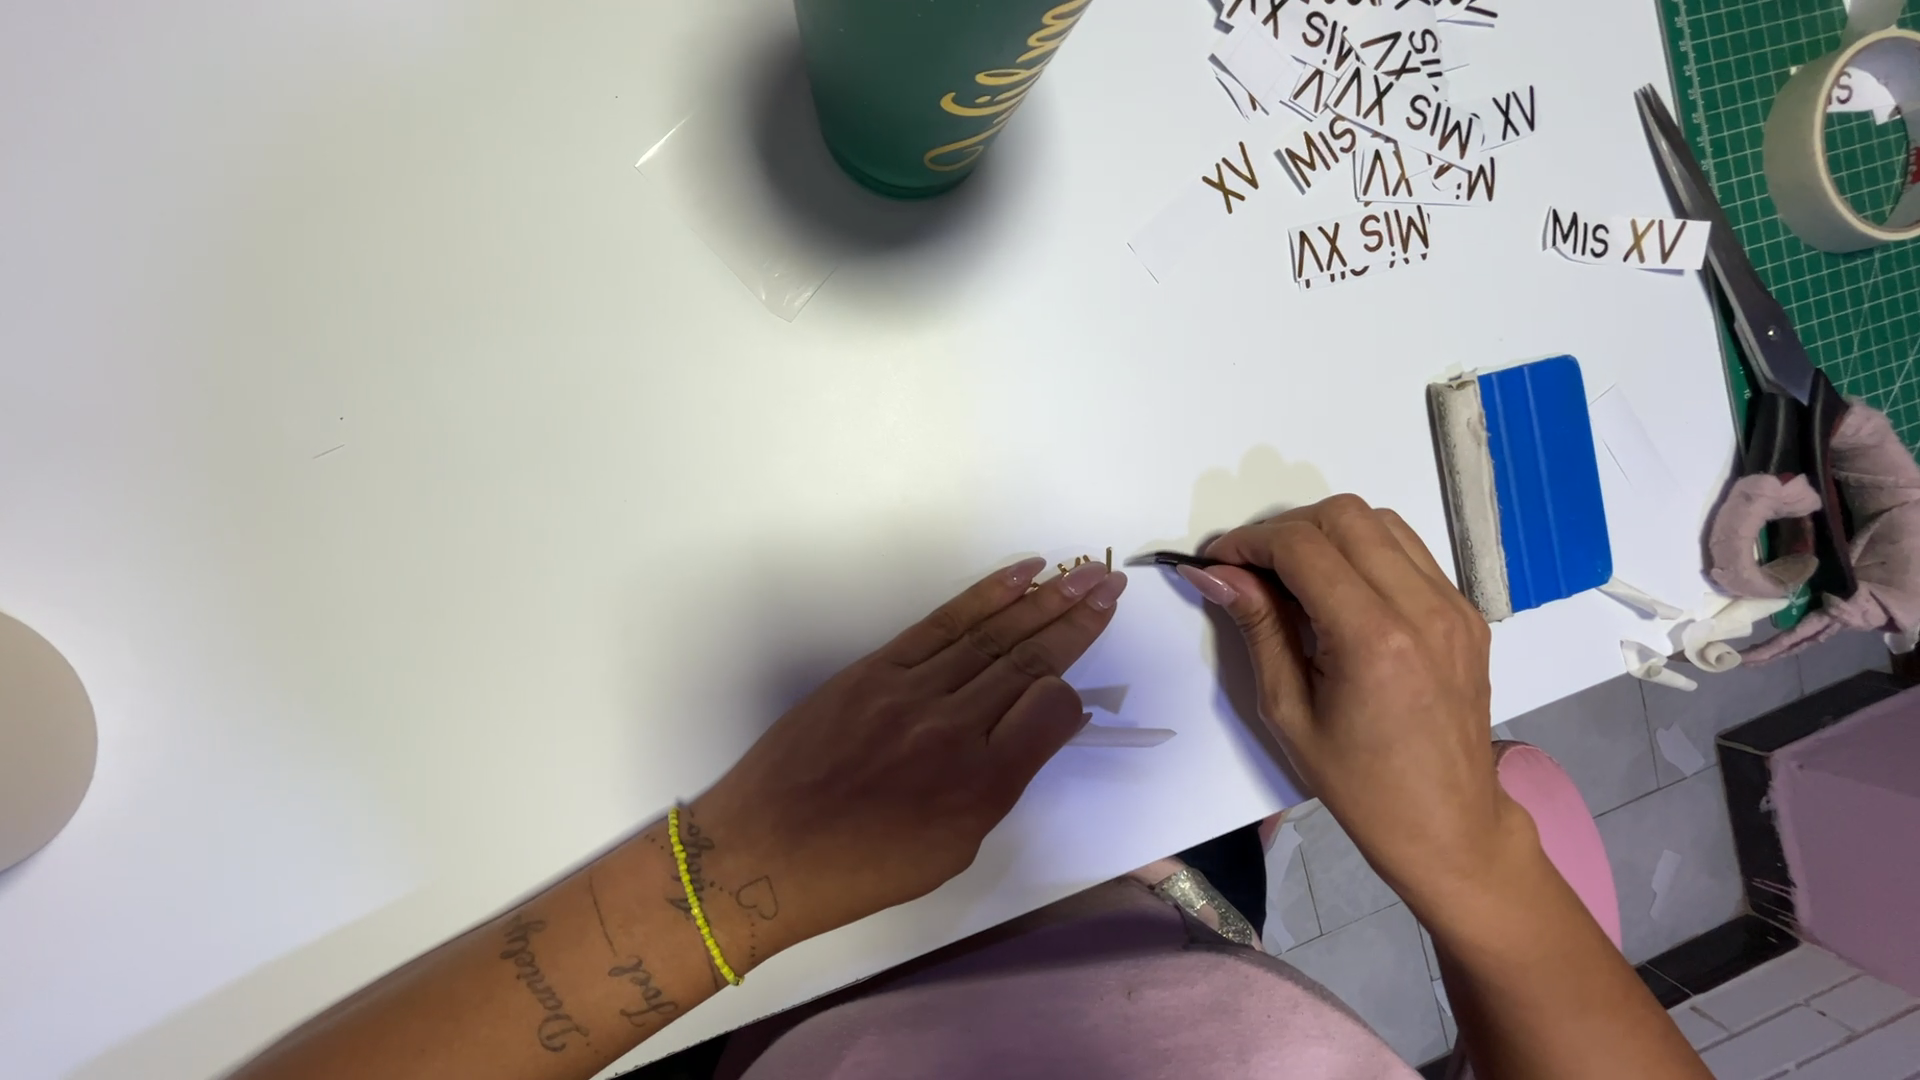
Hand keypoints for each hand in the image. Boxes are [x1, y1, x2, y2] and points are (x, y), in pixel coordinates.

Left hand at [690, 557, 1126, 960]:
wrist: (766, 849)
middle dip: (1077, 620)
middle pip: (1029, 661)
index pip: (1051, 712)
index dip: (1071, 694)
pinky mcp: (876, 667)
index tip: (1075, 688)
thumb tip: (1029, 729)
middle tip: (1113, 586)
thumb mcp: (953, 849)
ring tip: (1085, 574)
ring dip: (1045, 599)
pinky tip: (1022, 574)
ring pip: (994, 634)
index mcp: (981, 786)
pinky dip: (987, 595)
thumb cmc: (863, 868)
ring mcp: (912, 690)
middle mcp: (954, 728)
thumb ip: (999, 785)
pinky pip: (943, 623)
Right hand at [1180, 495, 1529, 911]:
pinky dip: (1361, 549)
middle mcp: (1423, 608)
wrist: (1448, 823)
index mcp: (1374, 640)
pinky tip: (1337, 589)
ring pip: (1379, 520)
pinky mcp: (1466, 611)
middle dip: (1283, 529)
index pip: (1302, 546)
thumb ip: (1257, 626)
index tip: (1216, 563)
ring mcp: (1454, 606)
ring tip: (1291, 575)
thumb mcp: (1286, 708)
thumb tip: (1212, 574)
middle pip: (1343, 515)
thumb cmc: (1357, 782)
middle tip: (1250, 567)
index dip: (1248, 543)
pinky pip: (1407, 549)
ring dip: (1324, 532)